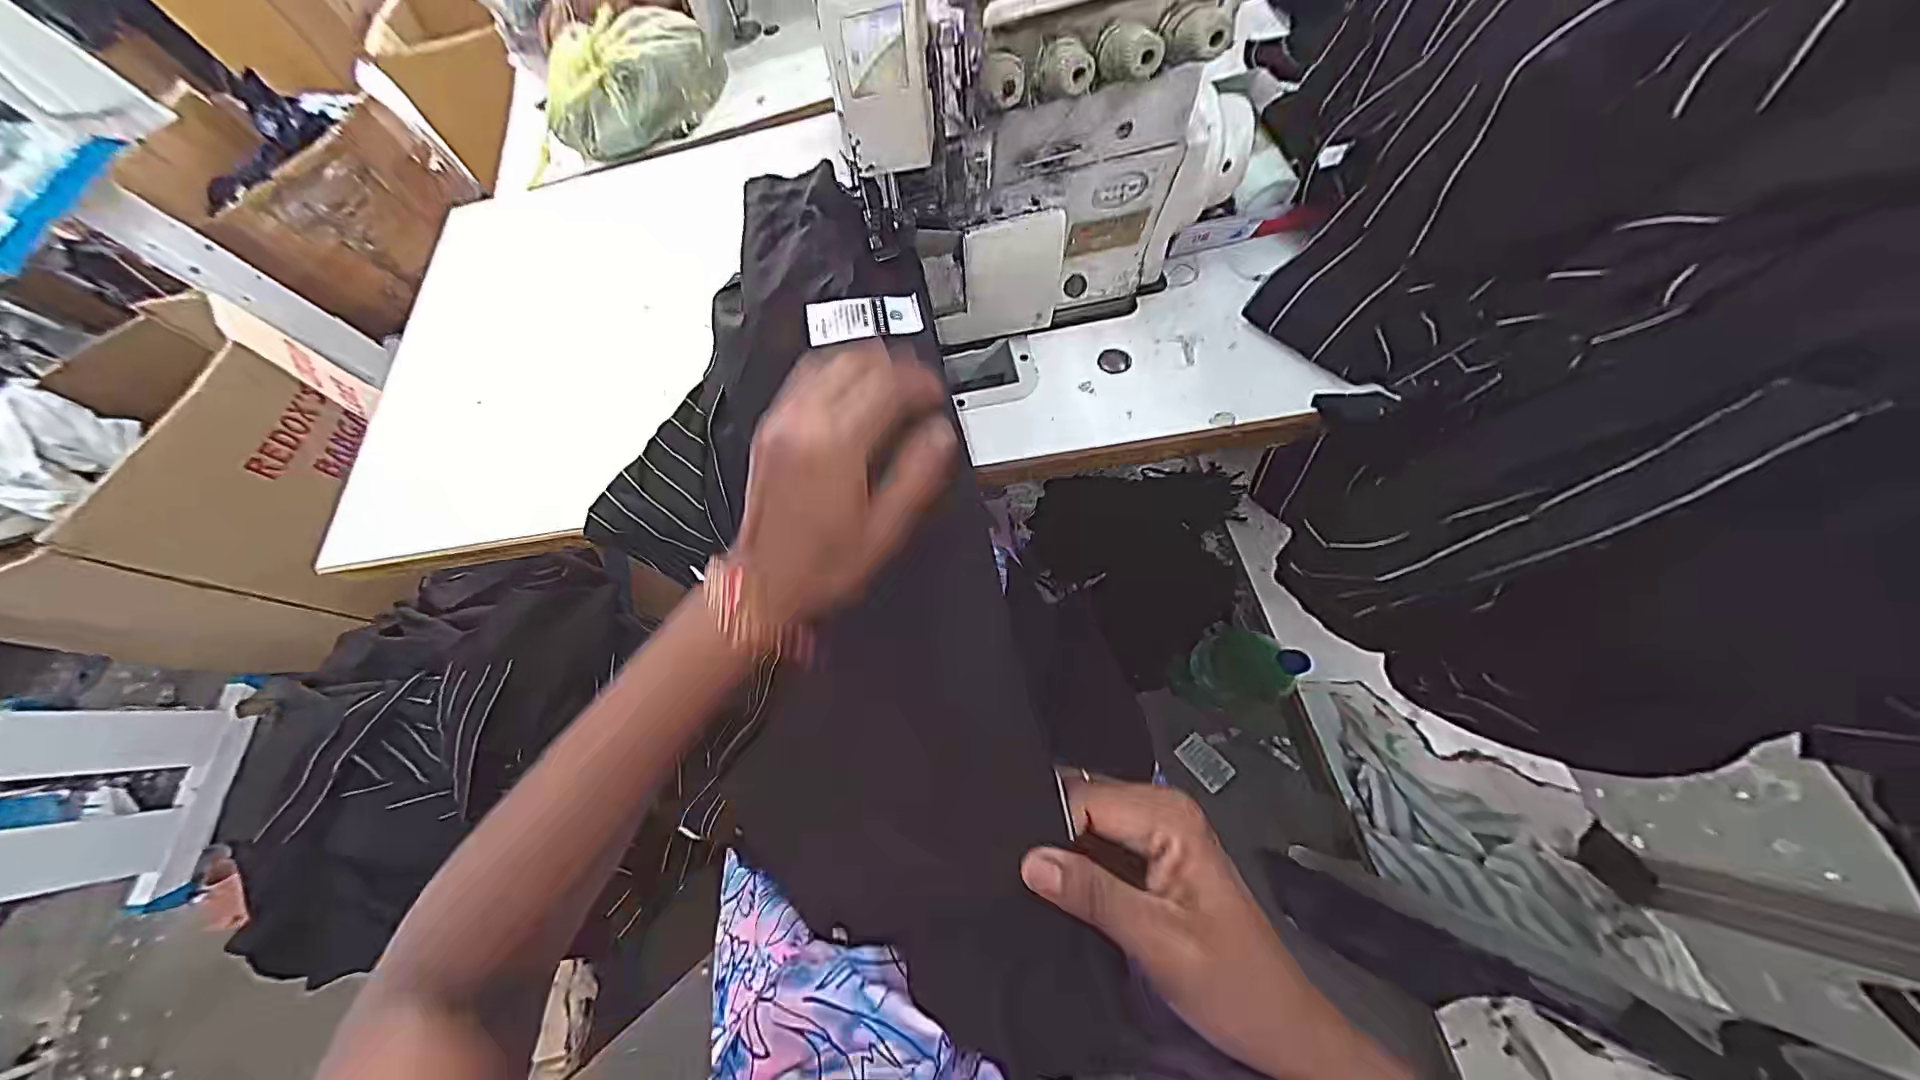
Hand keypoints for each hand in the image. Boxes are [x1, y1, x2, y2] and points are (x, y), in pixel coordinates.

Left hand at [732, 338, 956, 624]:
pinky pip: (802, 379)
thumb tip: (940, 437)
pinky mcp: (770, 430)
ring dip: (864, 360)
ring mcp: (782, 424)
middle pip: (857, 362)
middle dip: (896, 364)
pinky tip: (848, 385)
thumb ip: (918, 474)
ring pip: (827, 361)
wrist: (765, 580)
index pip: (888, 385)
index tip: (935, 392)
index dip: (921, 382)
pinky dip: (833, 371)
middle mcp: (805, 424)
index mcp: (838, 445)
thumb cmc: (819, 564)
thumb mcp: (885, 527)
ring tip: (890, 374)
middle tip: (919, 380)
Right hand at [1020, 776, 1409, 1079]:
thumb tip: (1032, 861)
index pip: (1083, 797)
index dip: (1048, 827)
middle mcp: (1162, 809)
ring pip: (1084, 822)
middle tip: (1024, 872)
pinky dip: (1074, 862)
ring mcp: (1155, 830)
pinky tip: (1062, 886)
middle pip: (1081, 802)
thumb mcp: (1159, 941)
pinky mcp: (1148, 853)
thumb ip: (1094, 895)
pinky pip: (1096, 842)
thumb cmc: (1236, 984)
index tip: (1019, 861)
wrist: (1278, 1024)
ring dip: (1059, 849)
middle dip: (1049, 834)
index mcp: (1170, 814)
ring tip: (1039, 880)